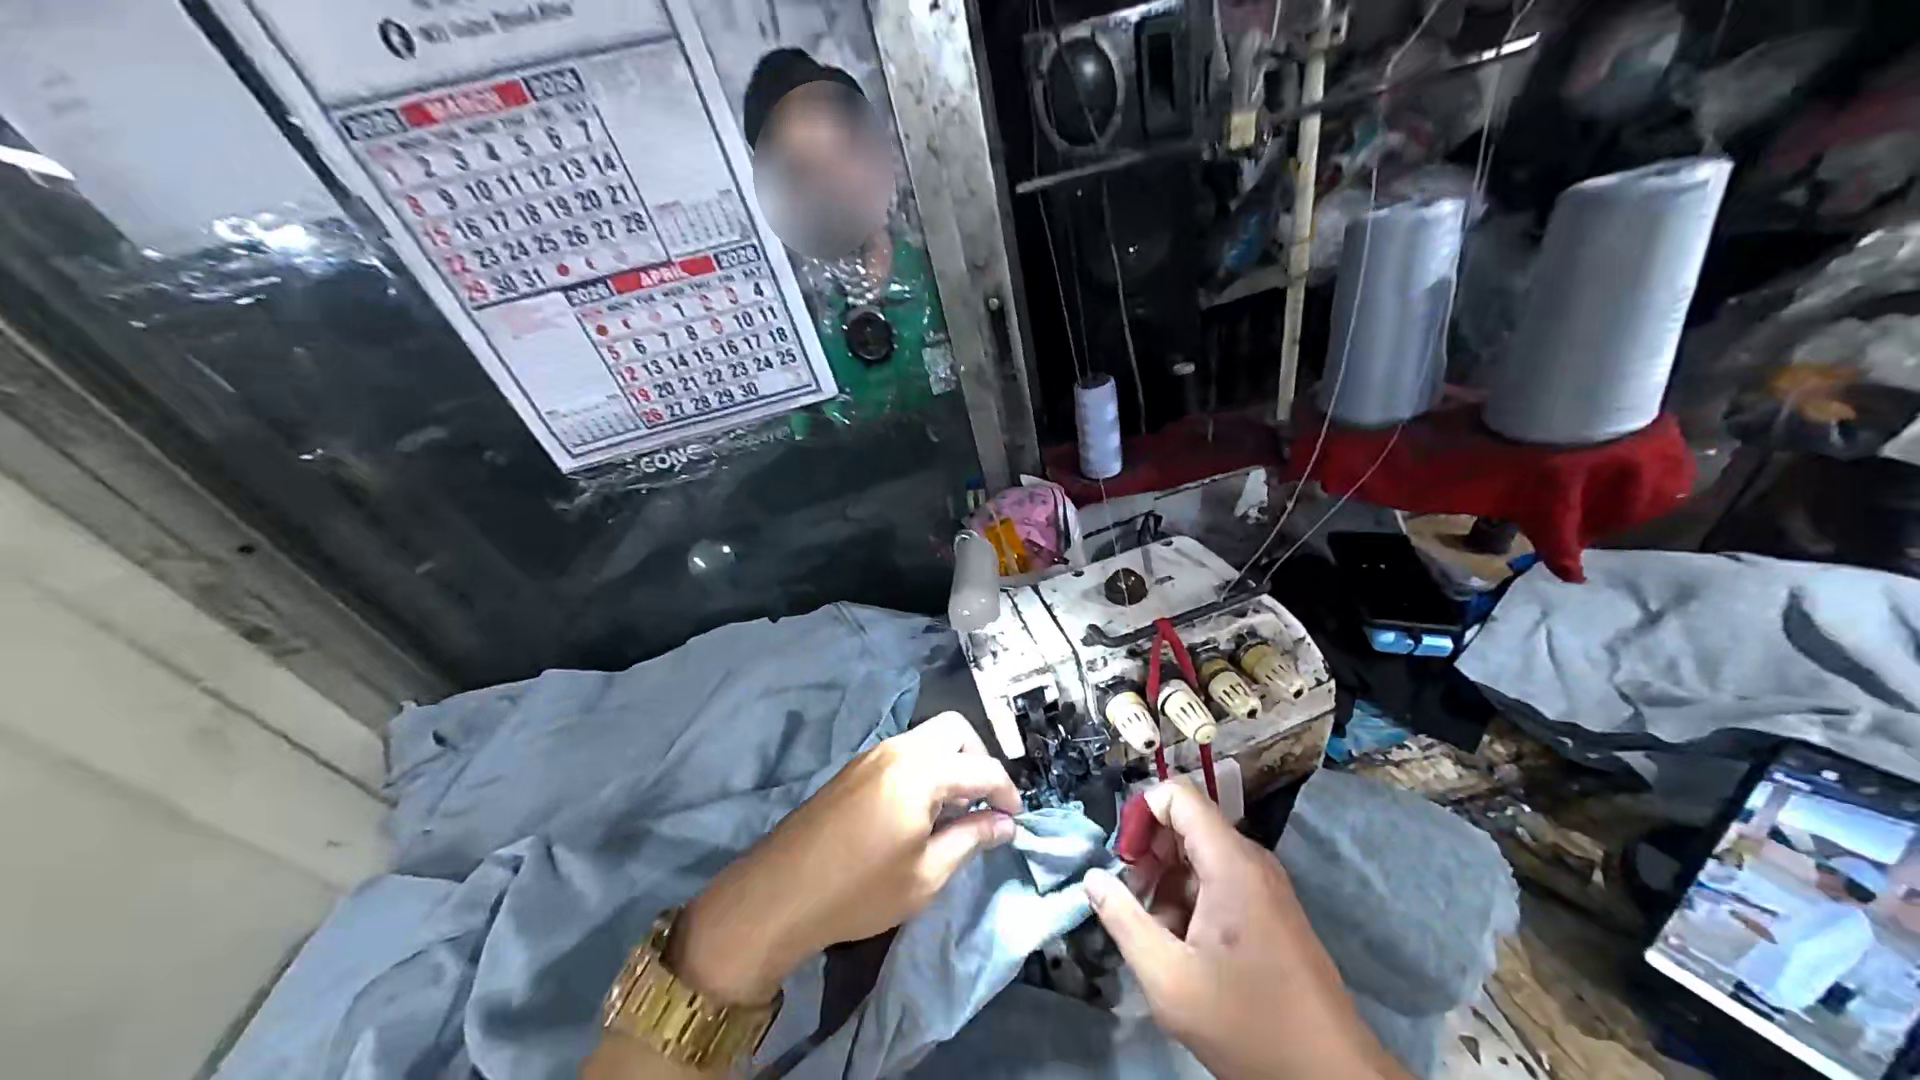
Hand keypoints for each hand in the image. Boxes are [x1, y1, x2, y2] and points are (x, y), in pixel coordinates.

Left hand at [670, 711, 1020, 1004]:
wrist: (778, 894)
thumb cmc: (859, 891)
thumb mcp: (926, 875)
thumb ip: (970, 839)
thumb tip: (1004, 824)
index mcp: (921, 770)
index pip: (981, 768)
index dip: (1006, 793)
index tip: (1015, 820)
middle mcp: (898, 749)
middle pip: (955, 730)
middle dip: (979, 760)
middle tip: (983, 803)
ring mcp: (872, 754)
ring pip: (928, 738)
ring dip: (951, 762)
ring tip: (953, 810)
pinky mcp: (854, 769)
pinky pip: (904, 752)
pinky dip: (925, 768)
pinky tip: (920, 809)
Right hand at [1084, 783, 1410, 1079]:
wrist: (1331, 1078)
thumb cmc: (1247, 1024)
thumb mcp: (1168, 978)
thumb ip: (1122, 919)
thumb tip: (1092, 877)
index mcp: (1231, 863)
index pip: (1177, 795)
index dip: (1141, 815)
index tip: (1122, 861)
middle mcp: (1250, 860)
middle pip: (1185, 824)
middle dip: (1149, 854)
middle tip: (1132, 900)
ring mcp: (1264, 884)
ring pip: (1198, 855)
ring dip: (1166, 883)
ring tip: (1156, 933)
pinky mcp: (1269, 908)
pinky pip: (1217, 879)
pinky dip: (1190, 899)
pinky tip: (1183, 946)